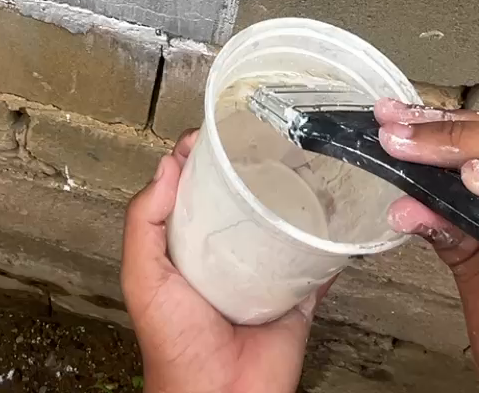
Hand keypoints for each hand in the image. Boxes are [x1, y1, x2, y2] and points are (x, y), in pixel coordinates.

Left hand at [121, 130, 321, 392]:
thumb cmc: (173, 347)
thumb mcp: (143, 277)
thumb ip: (144, 221)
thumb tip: (166, 165)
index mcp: (190, 244)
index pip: (196, 187)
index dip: (203, 157)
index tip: (215, 130)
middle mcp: (228, 251)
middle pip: (241, 197)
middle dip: (251, 168)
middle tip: (265, 138)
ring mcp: (265, 270)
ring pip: (281, 222)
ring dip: (292, 196)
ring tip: (303, 161)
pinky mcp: (298, 293)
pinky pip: (317, 260)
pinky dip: (327, 240)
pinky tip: (335, 212)